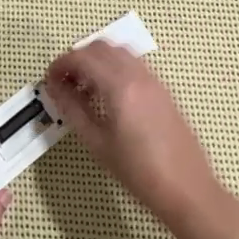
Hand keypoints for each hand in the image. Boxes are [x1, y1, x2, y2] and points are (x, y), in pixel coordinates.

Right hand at [42, 42, 220, 222]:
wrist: (188, 191)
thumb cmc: (138, 172)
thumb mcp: (98, 143)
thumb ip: (73, 109)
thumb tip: (54, 88)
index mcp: (119, 86)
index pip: (82, 58)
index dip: (60, 65)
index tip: (49, 81)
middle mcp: (137, 74)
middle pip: (100, 47)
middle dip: (77, 59)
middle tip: (65, 83)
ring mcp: (153, 80)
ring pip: (118, 52)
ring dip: (97, 61)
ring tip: (85, 89)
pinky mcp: (163, 90)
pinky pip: (132, 65)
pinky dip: (114, 68)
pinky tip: (108, 96)